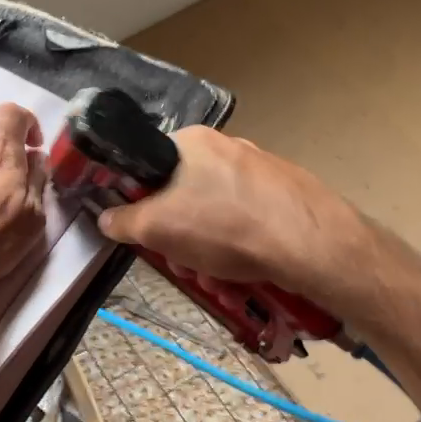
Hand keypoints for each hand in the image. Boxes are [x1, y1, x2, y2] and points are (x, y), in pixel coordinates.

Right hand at [95, 126, 371, 300]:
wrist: (313, 245)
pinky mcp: (289, 194)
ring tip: (217, 280)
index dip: (141, 203)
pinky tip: (244, 275)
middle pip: (184, 196)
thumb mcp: (156, 228)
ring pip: (217, 214)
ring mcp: (262, 169)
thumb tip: (106, 217)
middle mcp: (228, 146)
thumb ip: (123, 221)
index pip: (150, 167)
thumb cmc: (225, 226)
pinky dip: (240, 248)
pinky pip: (248, 221)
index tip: (146, 233)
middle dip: (180, 238)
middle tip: (184, 266)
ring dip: (208, 251)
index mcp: (192, 141)